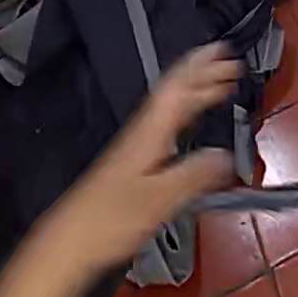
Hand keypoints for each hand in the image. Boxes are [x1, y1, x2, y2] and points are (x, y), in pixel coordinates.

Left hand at [41, 45, 239, 271]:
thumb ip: (196, 175)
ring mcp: (136, 143)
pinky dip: (185, 111)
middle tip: (229, 62)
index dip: (203, 68)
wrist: (68, 242)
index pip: (180, 87)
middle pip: (176, 90)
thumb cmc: (107, 220)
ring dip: (195, 89)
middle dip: (203, 73)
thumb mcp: (160, 199)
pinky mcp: (134, 158)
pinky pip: (166, 120)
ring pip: (171, 104)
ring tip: (217, 83)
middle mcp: (143, 131)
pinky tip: (191, 120)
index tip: (225, 54)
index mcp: (151, 132)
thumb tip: (226, 156)